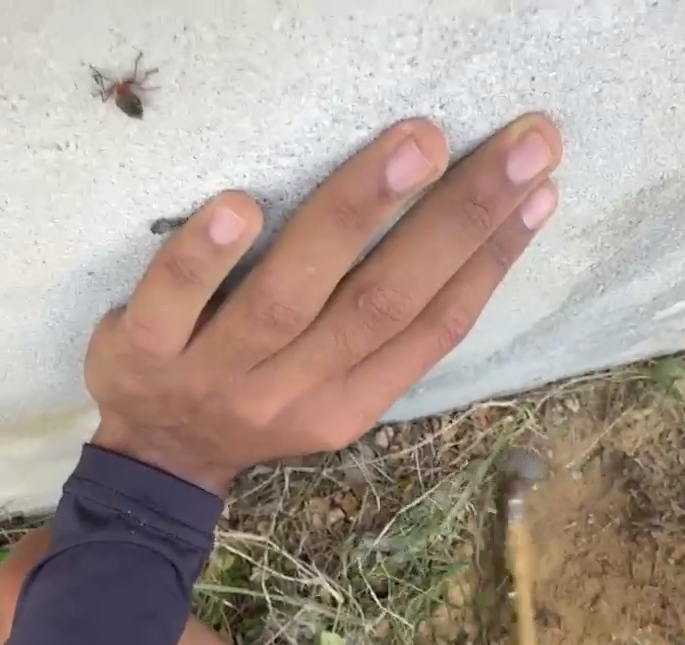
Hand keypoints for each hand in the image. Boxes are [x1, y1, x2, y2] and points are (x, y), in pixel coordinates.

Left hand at [84, 114, 562, 493]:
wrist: (157, 458)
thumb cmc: (258, 407)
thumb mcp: (331, 399)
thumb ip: (380, 343)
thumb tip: (462, 249)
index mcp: (348, 406)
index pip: (431, 333)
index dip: (489, 264)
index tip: (540, 189)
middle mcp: (291, 394)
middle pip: (379, 306)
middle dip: (454, 225)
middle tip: (519, 148)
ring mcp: (216, 375)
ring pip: (288, 299)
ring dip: (354, 217)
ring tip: (418, 145)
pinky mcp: (143, 354)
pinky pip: (174, 302)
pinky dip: (206, 258)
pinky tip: (242, 204)